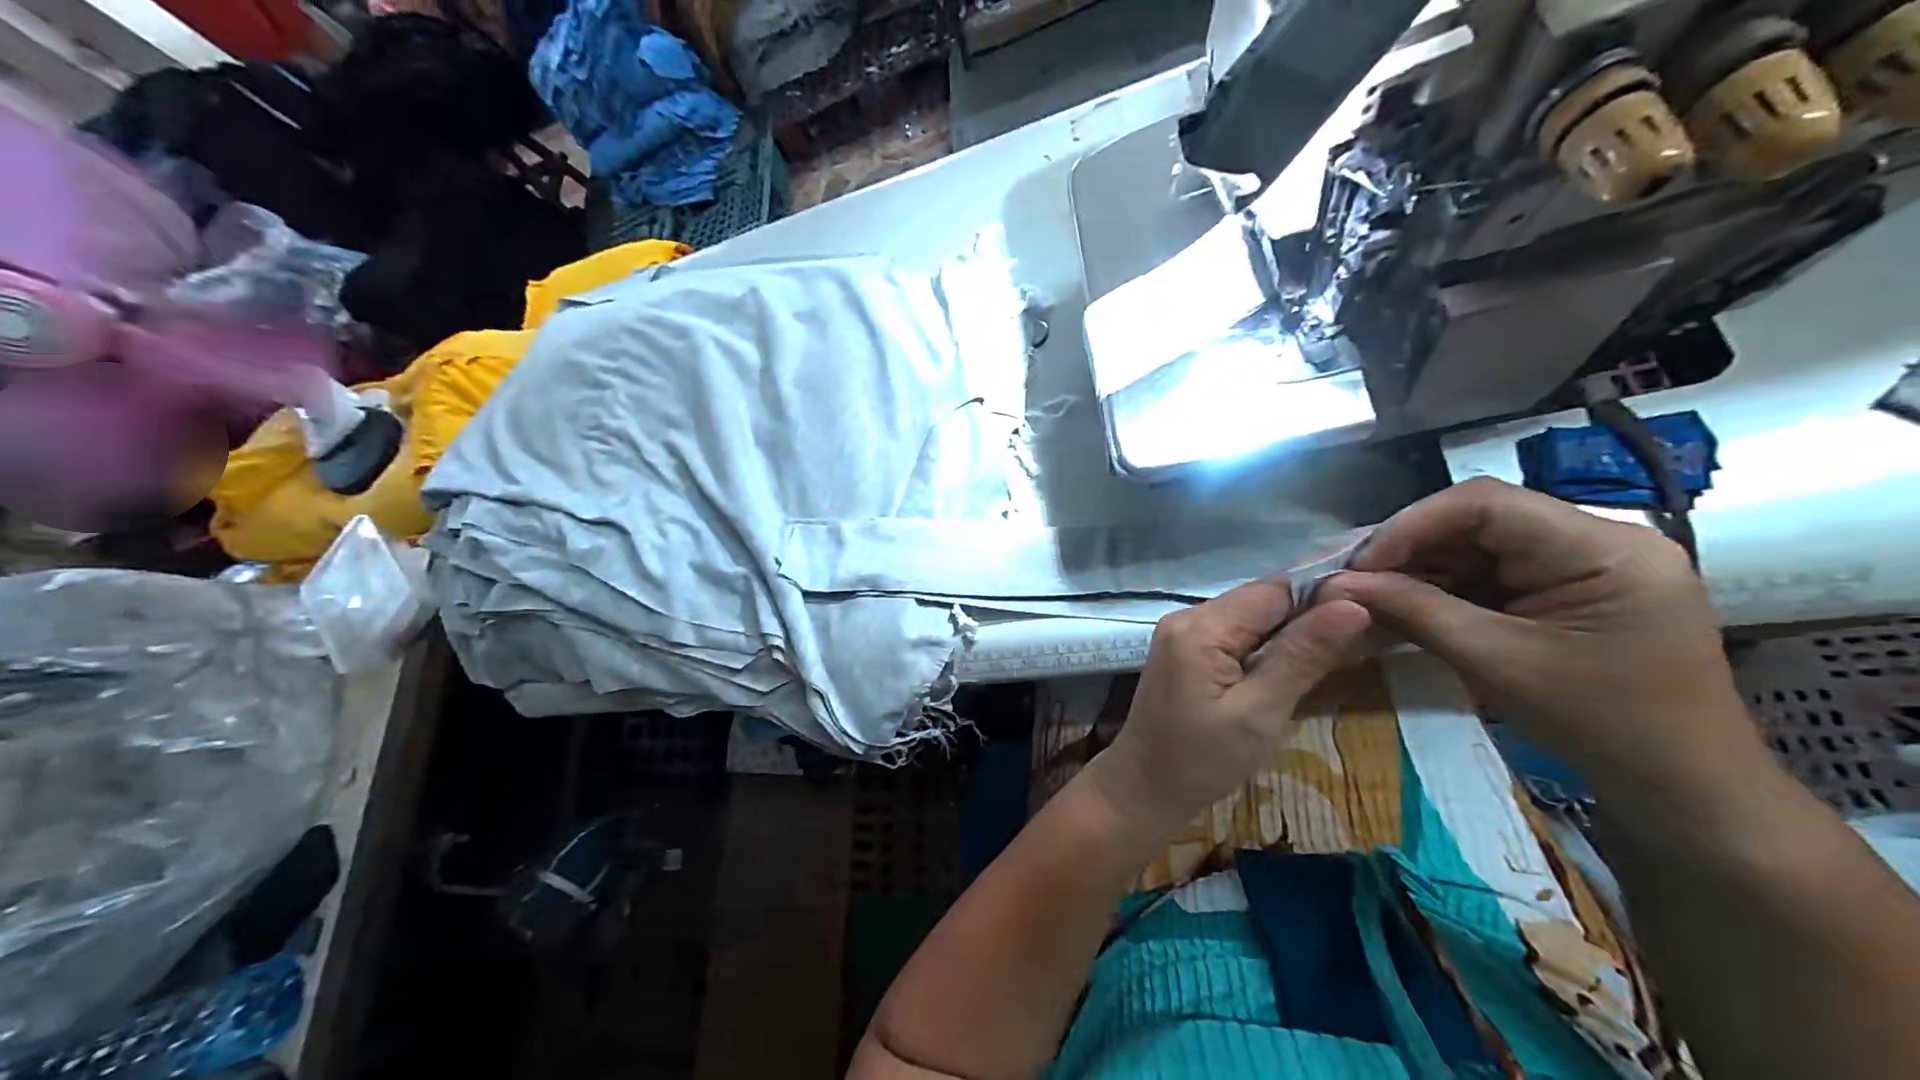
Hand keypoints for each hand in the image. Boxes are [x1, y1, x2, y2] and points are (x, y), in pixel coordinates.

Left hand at [1088, 579, 1372, 832]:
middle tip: (1352, 651)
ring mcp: (1181, 632)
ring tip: (1325, 665)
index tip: (1365, 624)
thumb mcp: (1260, 713)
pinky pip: (1233, 635)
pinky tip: (1283, 675)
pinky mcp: (1183, 650)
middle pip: (1261, 600)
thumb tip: (1352, 605)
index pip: (1274, 590)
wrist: (1143, 788)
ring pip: (1250, 617)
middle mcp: (1187, 616)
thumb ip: (1302, 656)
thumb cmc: (1202, 760)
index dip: (1320, 602)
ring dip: (1285, 637)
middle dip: (1305, 620)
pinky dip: (1261, 649)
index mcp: (1201, 626)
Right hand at [1317, 477, 1759, 792]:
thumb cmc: (1600, 724)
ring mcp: (1584, 561)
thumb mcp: (1496, 663)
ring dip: (1422, 569)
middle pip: (1479, 519)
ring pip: (1478, 544)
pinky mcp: (1569, 585)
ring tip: (1374, 598)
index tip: (1359, 565)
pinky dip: (1446, 588)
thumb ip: (1414, 612)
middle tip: (1355, 583)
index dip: (1411, 525)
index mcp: (1602, 548)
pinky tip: (1411, 607)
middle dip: (1410, 549)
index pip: (1485, 503)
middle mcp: (1598, 538)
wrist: (1682, 785)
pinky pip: (1492, 570)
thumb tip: (1335, 585)